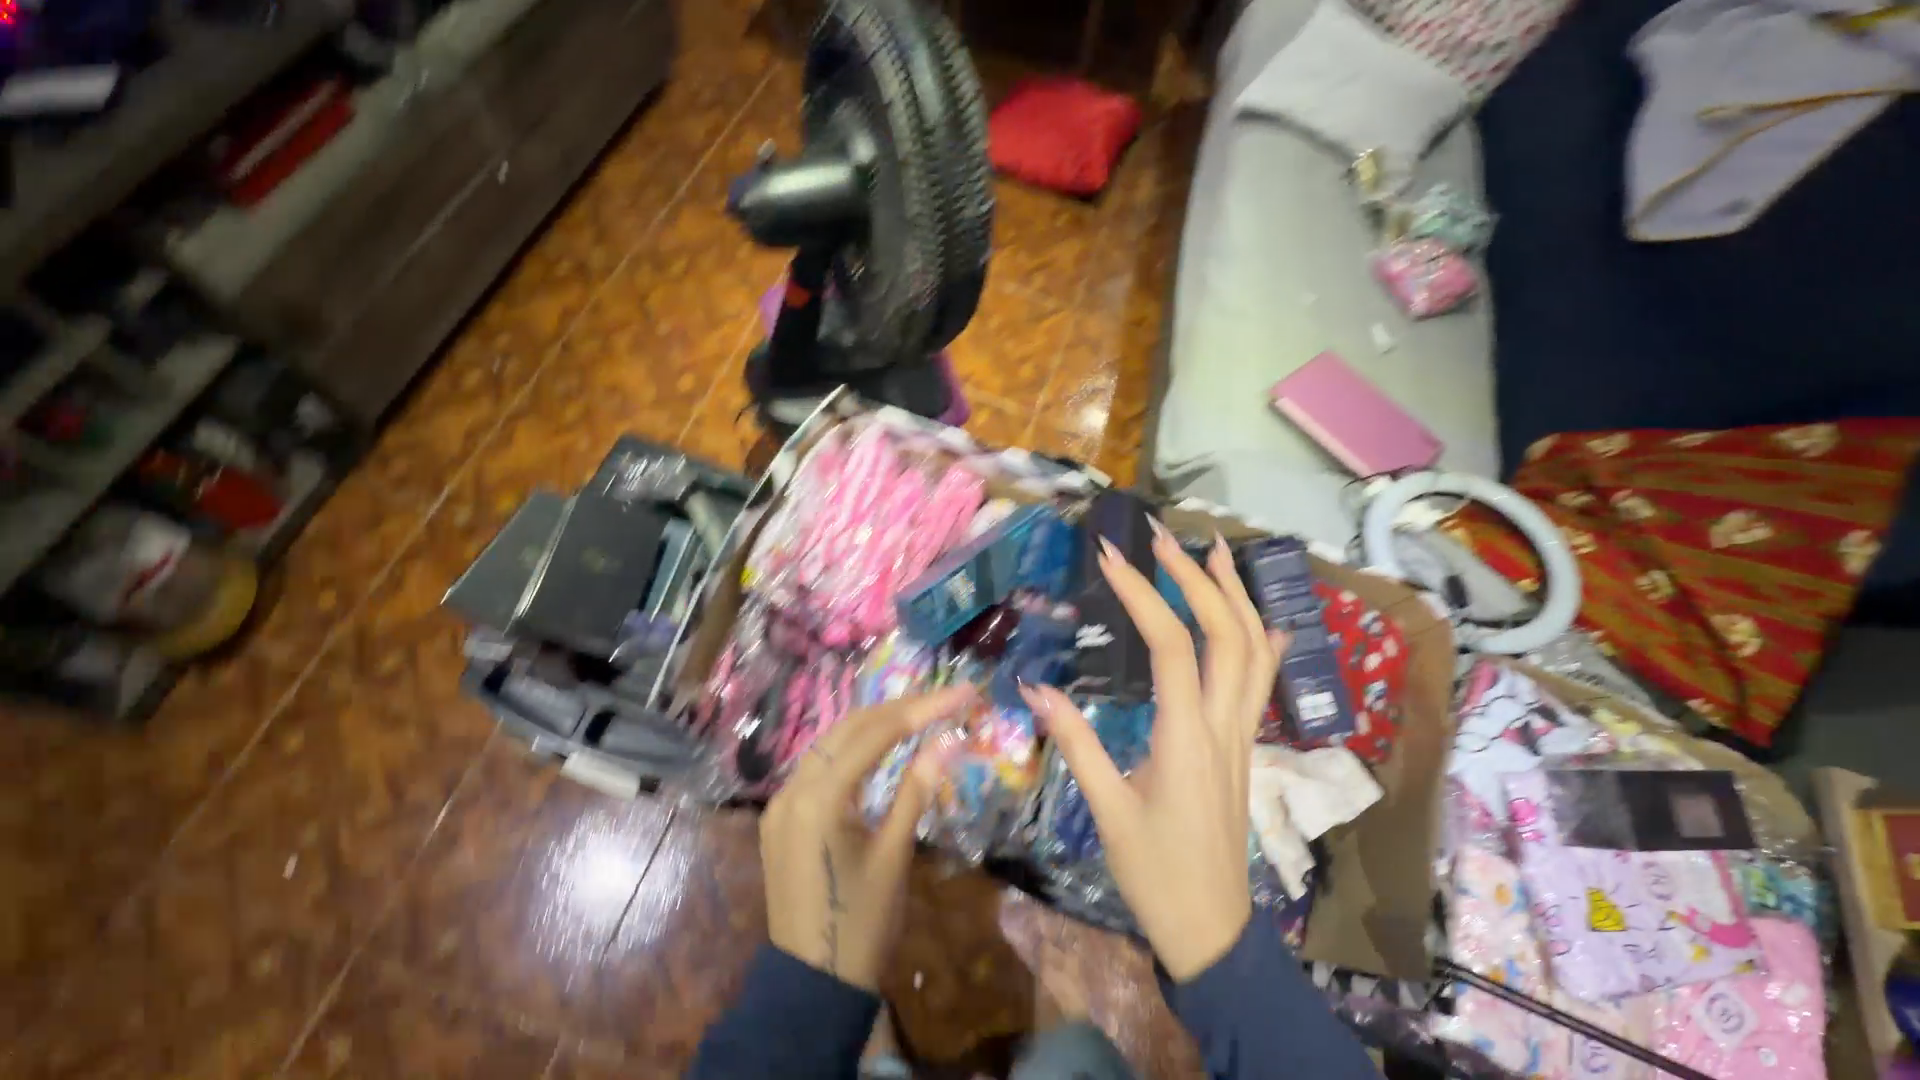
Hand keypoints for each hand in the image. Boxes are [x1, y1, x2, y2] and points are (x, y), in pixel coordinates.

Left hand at [760, 685, 975, 989]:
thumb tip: (948, 741)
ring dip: (875, 726)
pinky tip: (880, 747)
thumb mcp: (894, 856)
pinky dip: (852, 752)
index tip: (962, 692)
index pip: (875, 735)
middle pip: (849, 730)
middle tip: (946, 698)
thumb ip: (916, 791)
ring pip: (830, 744)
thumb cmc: (862, 924)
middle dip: (899, 709)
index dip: (922, 708)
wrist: (813, 982)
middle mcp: (791, 790)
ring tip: (921, 713)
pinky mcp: (780, 818)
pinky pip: (818, 768)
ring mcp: (780, 803)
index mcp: (819, 800)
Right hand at [1020, 528, 1284, 979]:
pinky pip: (1262, 682)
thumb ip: (1075, 743)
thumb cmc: (1154, 873)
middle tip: (1163, 535)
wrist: (1212, 928)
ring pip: (1255, 651)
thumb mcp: (1106, 810)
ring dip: (1236, 596)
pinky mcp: (1243, 748)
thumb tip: (1035, 689)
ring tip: (1213, 552)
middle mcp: (1223, 725)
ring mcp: (1241, 735)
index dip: (1144, 594)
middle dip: (1198, 577)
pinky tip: (1261, 620)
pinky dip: (1262, 641)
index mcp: (1186, 736)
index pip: (1172, 645)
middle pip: (1227, 634)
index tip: (1112, 554)